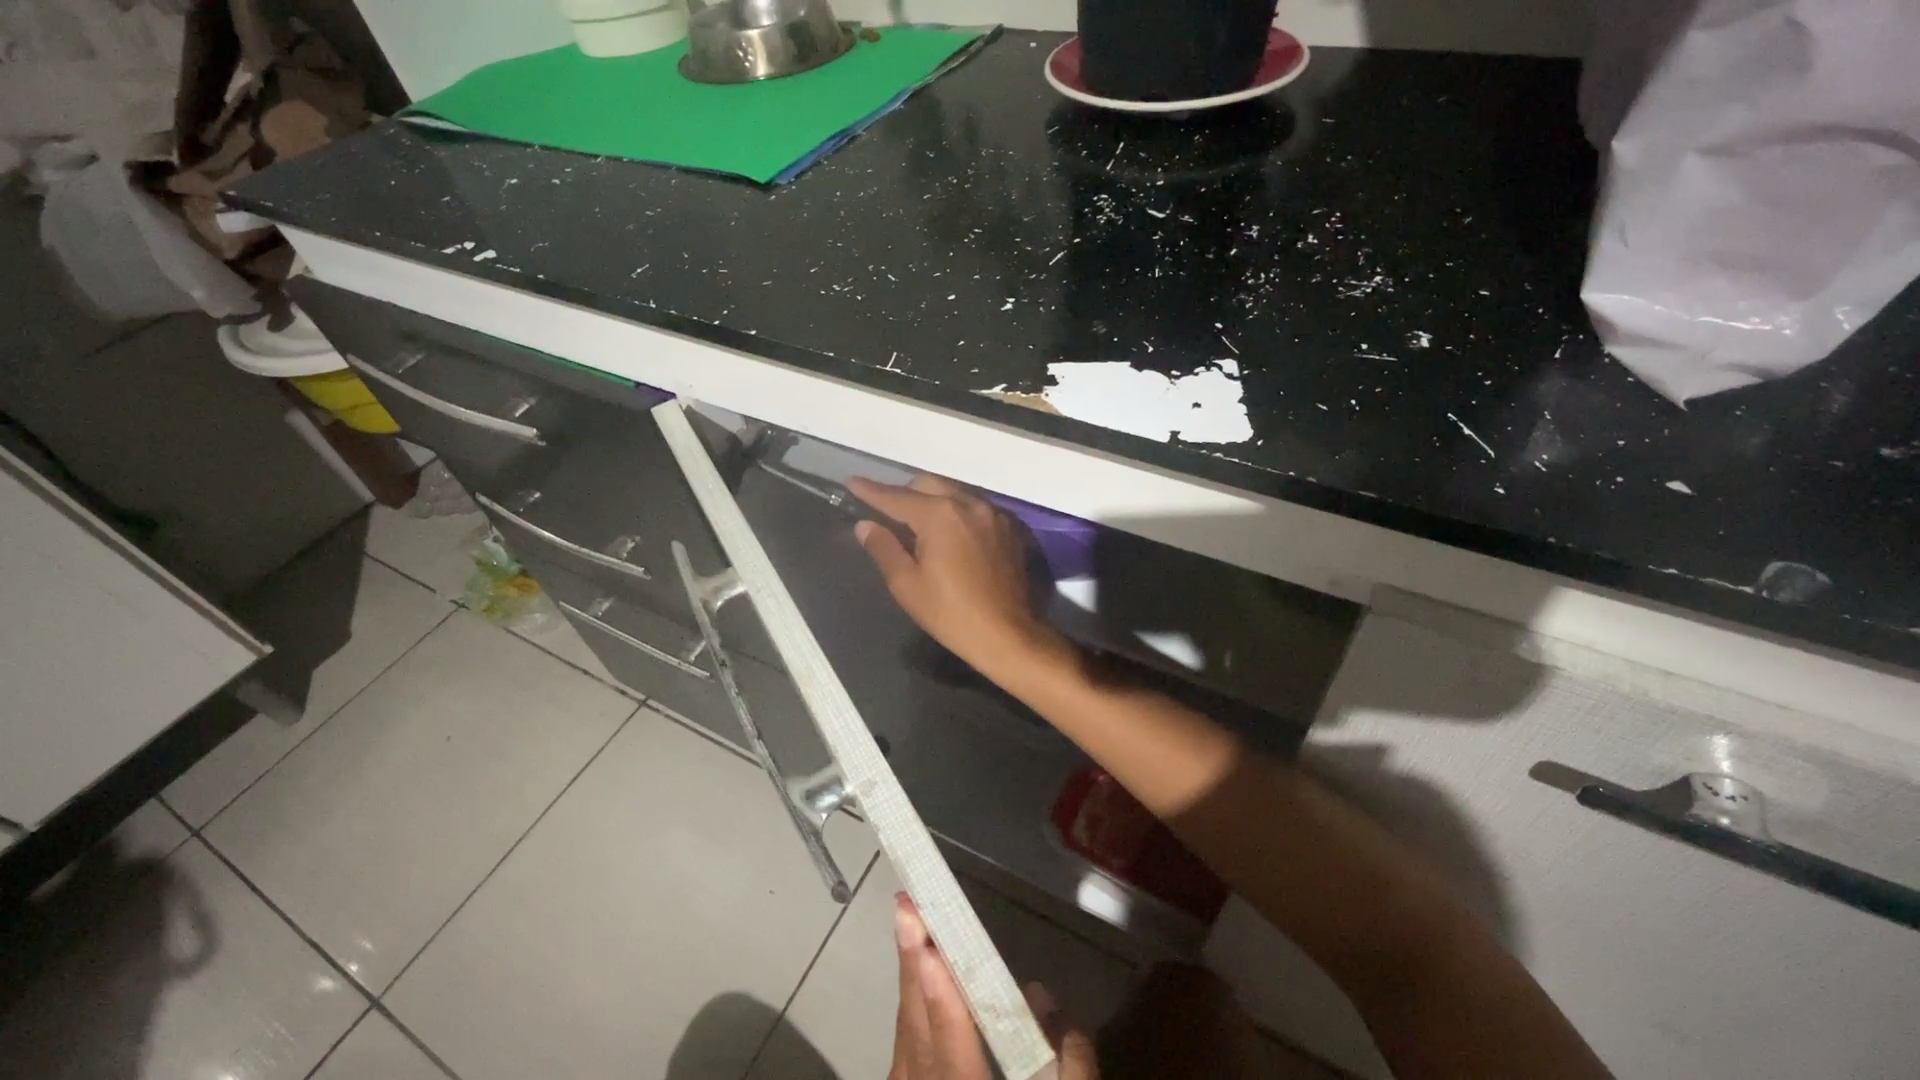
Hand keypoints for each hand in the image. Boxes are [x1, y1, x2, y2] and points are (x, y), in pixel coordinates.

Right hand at [848, 475, 1067, 678]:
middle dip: (904, 492)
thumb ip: (884, 548)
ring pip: (955, 493)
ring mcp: (994, 514)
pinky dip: (958, 512)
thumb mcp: (907, 584)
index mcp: (940, 515)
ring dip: (933, 500)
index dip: (871, 491)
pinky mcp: (1010, 529)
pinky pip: (976, 508)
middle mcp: (969, 504)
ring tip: (918, 521)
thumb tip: (865, 525)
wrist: (1007, 635)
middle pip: (928, 484)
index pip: (896, 497)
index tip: (851, 482)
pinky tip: (952, 533)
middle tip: (887, 510)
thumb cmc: (950, 613)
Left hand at [889, 894, 1097, 1079]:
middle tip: (907, 902)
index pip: (951, 1050)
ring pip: (906, 1030)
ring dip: (910, 976)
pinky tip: (924, 975)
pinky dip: (917, 1004)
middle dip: (911, 962)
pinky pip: (909, 1042)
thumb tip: (1043, 998)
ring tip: (914, 920)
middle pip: (915, 1027)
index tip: (926, 950)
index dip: (941, 1001)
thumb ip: (1071, 1067)